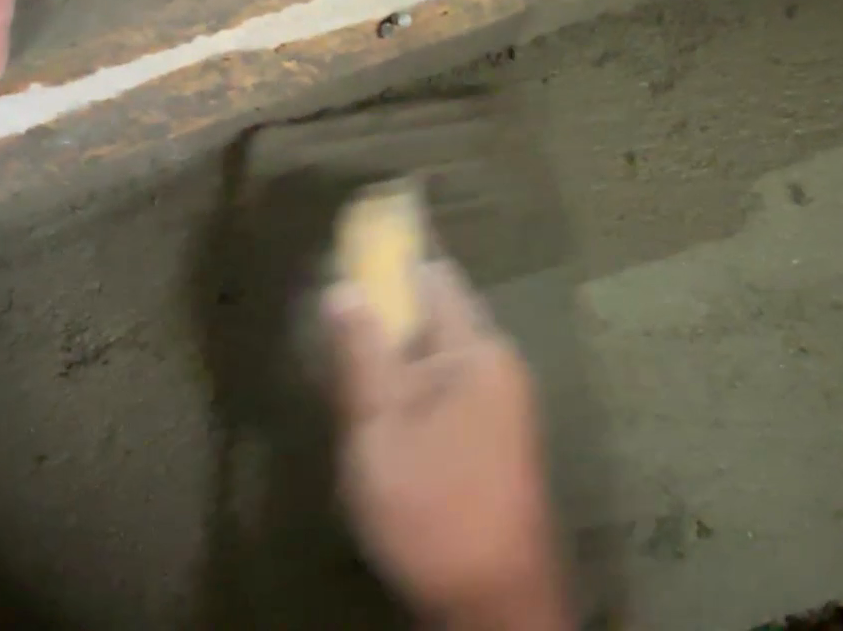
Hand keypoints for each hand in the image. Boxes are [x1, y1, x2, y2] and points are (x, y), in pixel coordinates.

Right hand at [324, 260, 571, 629]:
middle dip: (390, 304)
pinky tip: (385, 402)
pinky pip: (451, 382)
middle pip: (440, 310)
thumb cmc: (431, 508)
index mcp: (476, 351)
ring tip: (353, 356)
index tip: (351, 247)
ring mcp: (503, 402)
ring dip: (400, 345)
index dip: (392, 256)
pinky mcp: (497, 435)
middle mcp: (498, 364)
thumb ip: (361, 355)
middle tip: (339, 313)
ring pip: (442, 350)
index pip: (434, 276)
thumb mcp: (378, 429)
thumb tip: (343, 287)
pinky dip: (415, 377)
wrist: (494, 603)